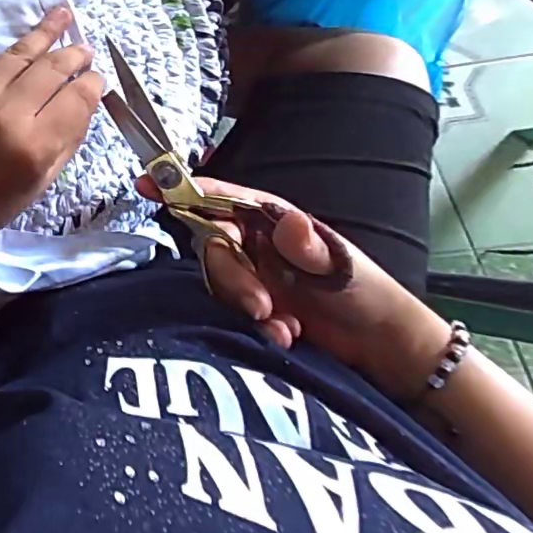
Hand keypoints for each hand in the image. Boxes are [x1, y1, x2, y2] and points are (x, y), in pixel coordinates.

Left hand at [0, 0, 103, 241]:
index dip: (93, 84)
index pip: (78, 97)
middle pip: (52, 70)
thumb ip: (72, 133)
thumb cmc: (7, 195)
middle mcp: (9, 114)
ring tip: (62, 13)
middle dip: (74, 55)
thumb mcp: (51, 174)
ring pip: (19, 54)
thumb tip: (89, 93)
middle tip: (83, 49)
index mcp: (37, 143)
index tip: (96, 78)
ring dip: (44, 31)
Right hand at [139, 175, 452, 398]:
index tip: (149, 183)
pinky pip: (229, 308)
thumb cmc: (366, 293)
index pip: (220, 196)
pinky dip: (254, 324)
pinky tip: (285, 335)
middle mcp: (254, 241)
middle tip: (261, 306)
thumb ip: (311, 248)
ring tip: (283, 327)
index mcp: (272, 219)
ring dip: (243, 303)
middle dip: (231, 276)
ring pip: (219, 278)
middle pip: (212, 243)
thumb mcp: (344, 269)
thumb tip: (289, 221)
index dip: (183, 187)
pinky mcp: (250, 303)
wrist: (382, 349)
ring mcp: (250, 272)